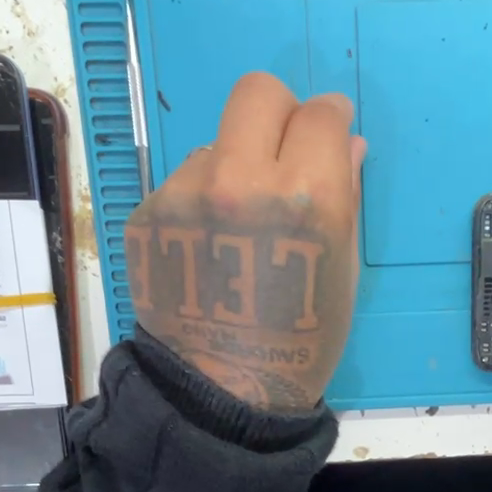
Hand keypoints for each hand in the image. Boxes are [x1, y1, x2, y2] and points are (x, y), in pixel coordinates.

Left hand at [125, 72, 366, 411]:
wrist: (223, 397)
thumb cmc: (301, 345)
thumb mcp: (343, 276)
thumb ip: (343, 198)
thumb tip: (344, 144)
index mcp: (306, 196)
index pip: (320, 113)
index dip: (330, 121)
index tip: (327, 136)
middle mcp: (241, 180)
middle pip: (257, 93)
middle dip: (280, 114)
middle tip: (284, 153)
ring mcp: (185, 195)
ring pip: (215, 146)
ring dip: (234, 170)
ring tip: (238, 232)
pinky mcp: (147, 215)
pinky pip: (181, 185)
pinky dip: (199, 206)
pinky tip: (206, 254)